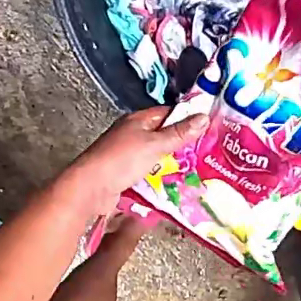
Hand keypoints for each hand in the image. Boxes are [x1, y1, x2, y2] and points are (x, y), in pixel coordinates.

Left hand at [60, 108, 207, 214]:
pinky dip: (158, 176)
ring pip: (155, 155)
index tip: (208, 128)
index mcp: (137, 120)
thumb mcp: (155, 144)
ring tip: (195, 171)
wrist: (91, 187)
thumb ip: (179, 133)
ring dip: (170, 163)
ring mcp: (125, 154)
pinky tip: (172, 184)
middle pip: (161, 135)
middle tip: (205, 154)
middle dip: (181, 144)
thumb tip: (203, 116)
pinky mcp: (123, 173)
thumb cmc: (122, 160)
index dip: (187, 118)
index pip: (167, 113)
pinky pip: (146, 171)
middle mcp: (131, 133)